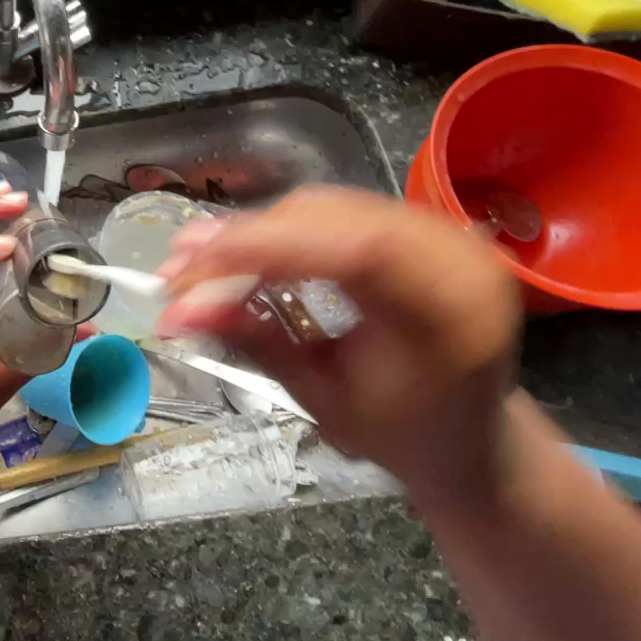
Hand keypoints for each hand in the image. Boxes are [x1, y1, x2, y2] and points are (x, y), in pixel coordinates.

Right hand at [154, 185, 522, 508]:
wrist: (466, 433)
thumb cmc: (401, 433)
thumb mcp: (324, 399)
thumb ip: (259, 344)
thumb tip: (177, 313)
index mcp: (452, 309)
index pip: (353, 250)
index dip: (262, 249)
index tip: (188, 271)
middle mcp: (453, 252)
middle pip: (328, 217)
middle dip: (241, 240)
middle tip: (174, 271)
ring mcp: (434, 231)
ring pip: (320, 207)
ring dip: (249, 233)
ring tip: (189, 262)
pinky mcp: (408, 226)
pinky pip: (328, 213)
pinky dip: (272, 232)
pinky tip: (231, 252)